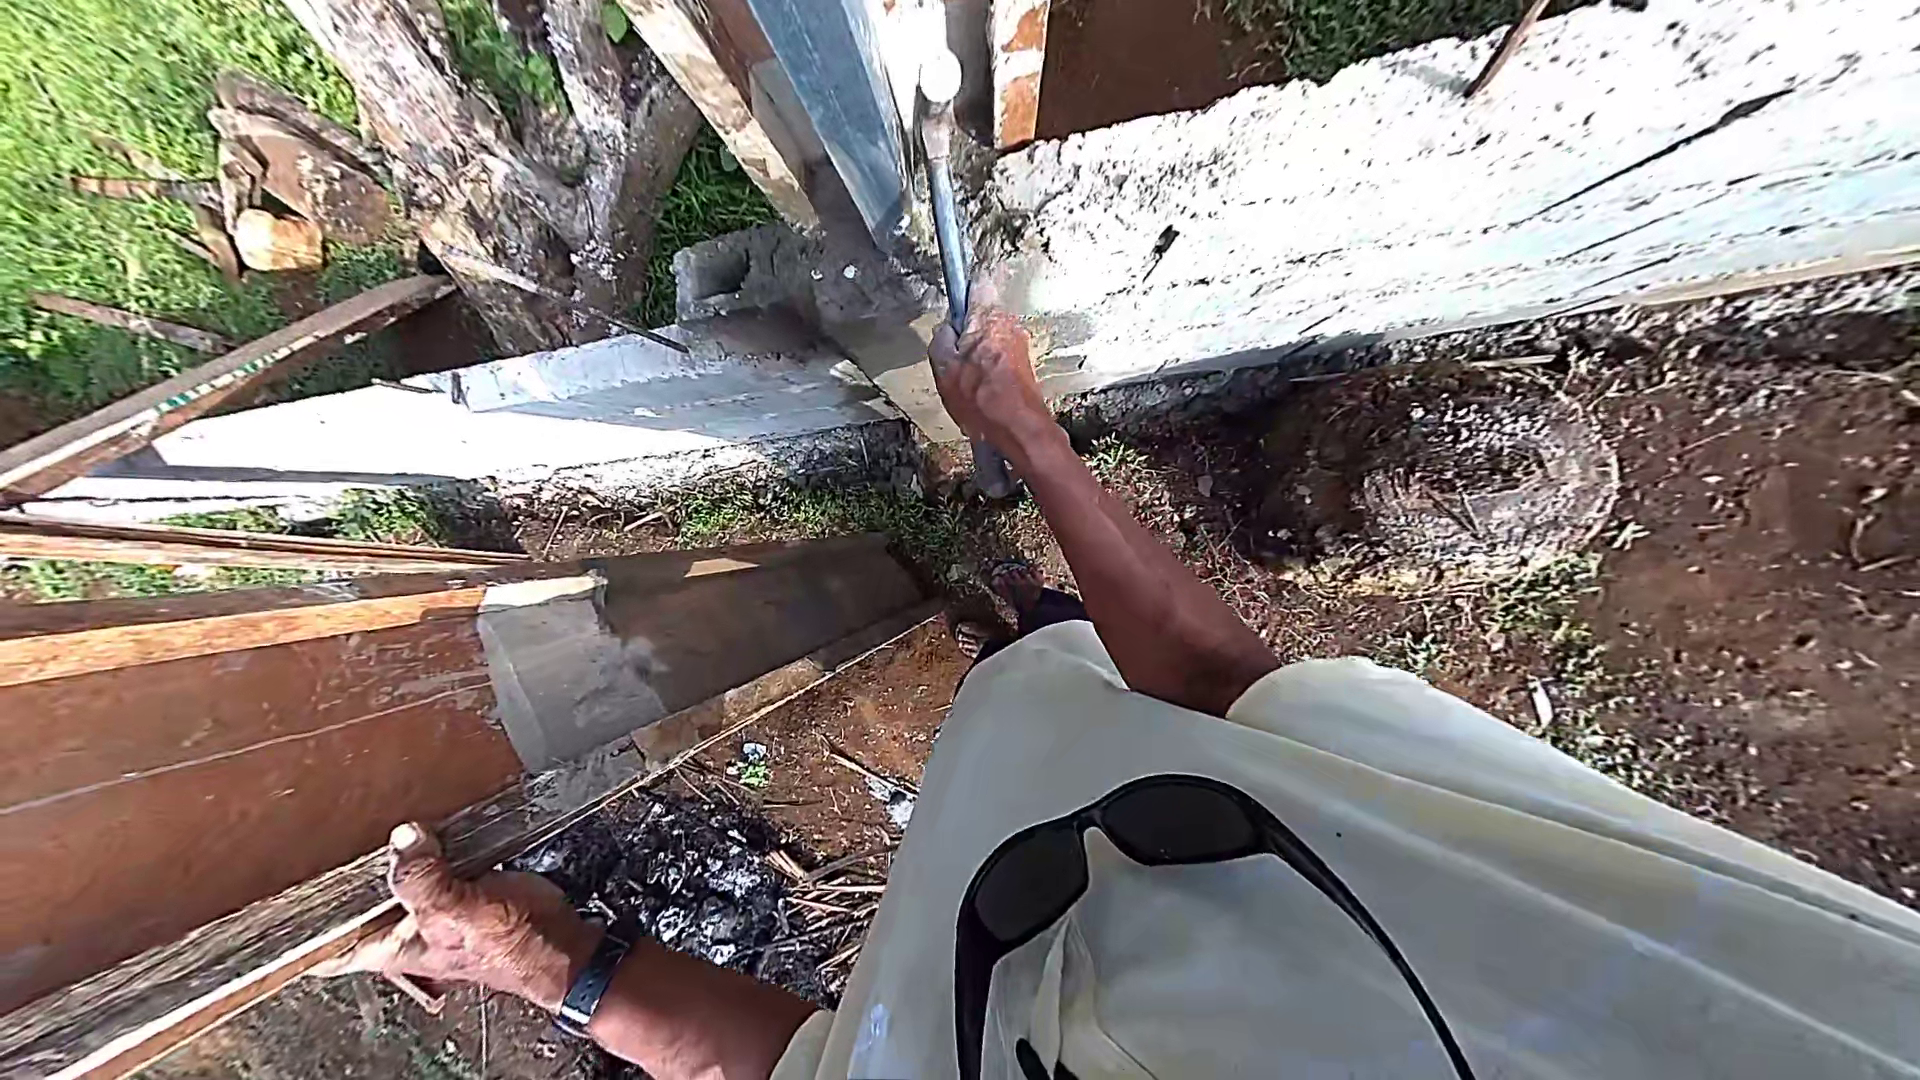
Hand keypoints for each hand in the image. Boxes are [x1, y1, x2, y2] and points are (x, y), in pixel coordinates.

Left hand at [313, 823, 602, 1011]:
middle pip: (368, 898)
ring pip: (408, 877)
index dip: (304, 919)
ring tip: (397, 819)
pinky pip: (445, 863)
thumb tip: (402, 838)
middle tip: (350, 828)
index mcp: (388, 947)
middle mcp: (407, 929)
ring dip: (407, 851)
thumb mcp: (459, 910)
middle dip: (362, 867)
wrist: (560, 941)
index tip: (285, 884)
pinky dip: (443, 845)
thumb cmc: (511, 943)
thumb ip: (426, 879)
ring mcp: (440, 908)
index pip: (325, 942)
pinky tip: (445, 827)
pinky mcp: (471, 889)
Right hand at [928, 304, 1057, 459]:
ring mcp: (1019, 346)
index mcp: (988, 317)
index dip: (959, 296)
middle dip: (966, 336)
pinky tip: (982, 392)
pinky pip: (999, 360)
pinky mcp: (1024, 366)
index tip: (951, 312)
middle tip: (955, 360)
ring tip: (969, 382)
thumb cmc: (983, 400)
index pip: (974, 284)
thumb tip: (946, 331)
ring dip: (977, 357)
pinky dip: (989, 373)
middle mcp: (1009, 326)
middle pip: (981, 318)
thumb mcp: (943, 367)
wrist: (1018, 428)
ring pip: (990, 341)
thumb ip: (940, 339)